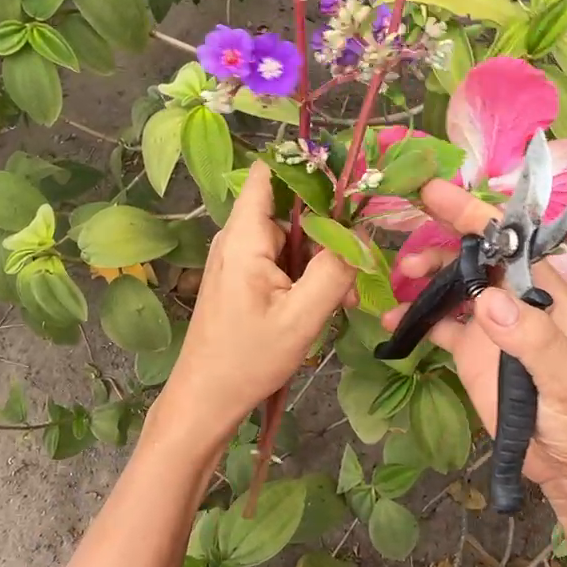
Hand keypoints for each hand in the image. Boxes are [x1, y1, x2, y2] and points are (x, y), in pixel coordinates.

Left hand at [156, 163, 354, 453]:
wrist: (206, 400)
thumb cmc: (248, 359)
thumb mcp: (303, 317)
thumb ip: (335, 269)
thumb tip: (360, 234)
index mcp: (245, 236)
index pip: (270, 172)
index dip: (307, 166)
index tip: (347, 185)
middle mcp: (238, 237)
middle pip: (292, 210)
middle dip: (328, 233)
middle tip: (355, 271)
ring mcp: (240, 258)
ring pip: (292, 240)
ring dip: (321, 263)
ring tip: (342, 300)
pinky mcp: (244, 278)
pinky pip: (283, 262)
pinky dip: (306, 278)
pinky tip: (321, 307)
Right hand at [383, 181, 566, 490]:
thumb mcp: (565, 379)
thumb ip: (533, 340)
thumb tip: (488, 299)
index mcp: (540, 289)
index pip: (506, 237)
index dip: (470, 210)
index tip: (432, 191)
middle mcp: (512, 296)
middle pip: (472, 252)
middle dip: (438, 238)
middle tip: (401, 240)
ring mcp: (489, 322)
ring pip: (451, 282)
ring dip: (424, 275)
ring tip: (399, 281)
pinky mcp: (471, 349)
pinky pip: (438, 322)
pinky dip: (413, 317)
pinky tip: (389, 322)